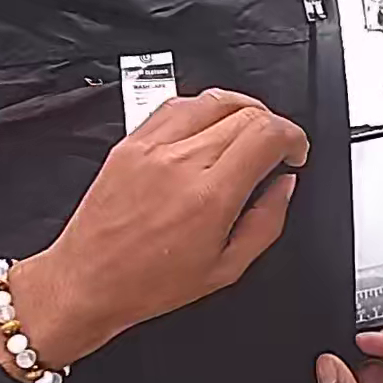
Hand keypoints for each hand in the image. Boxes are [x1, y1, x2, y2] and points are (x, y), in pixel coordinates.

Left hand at [0, 89, 308, 369]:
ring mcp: (152, 147)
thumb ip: (266, 222)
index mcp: (210, 197)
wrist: (87, 280)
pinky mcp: (130, 143)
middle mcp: (180, 163)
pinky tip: (208, 127)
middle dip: (273, 125)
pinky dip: (203, 108)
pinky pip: (175, 104)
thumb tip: (284, 187)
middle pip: (246, 112)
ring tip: (247, 132)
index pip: (268, 133)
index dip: (294, 137)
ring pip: (213, 99)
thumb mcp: (226, 269)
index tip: (294, 153)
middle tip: (275, 149)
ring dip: (242, 109)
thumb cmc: (148, 284)